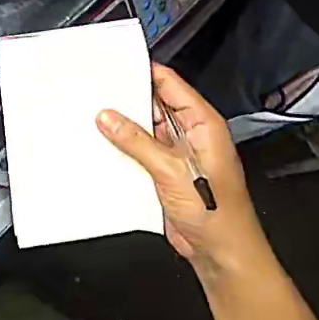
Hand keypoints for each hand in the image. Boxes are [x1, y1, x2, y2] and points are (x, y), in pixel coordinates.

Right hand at [96, 64, 276, 280]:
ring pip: (144, 127)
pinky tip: (106, 146)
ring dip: (123, 126)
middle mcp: (191, 134)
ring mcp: (177, 152)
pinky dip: (123, 147)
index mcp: (203, 124)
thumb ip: (137, 141)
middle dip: (127, 99)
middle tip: (99, 93)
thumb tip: (110, 118)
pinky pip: (139, 149)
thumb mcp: (172, 171)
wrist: (221, 253)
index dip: (144, 71)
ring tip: (97, 119)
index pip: (170, 83)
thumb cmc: (218, 215)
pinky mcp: (165, 170)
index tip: (117, 66)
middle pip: (154, 103)